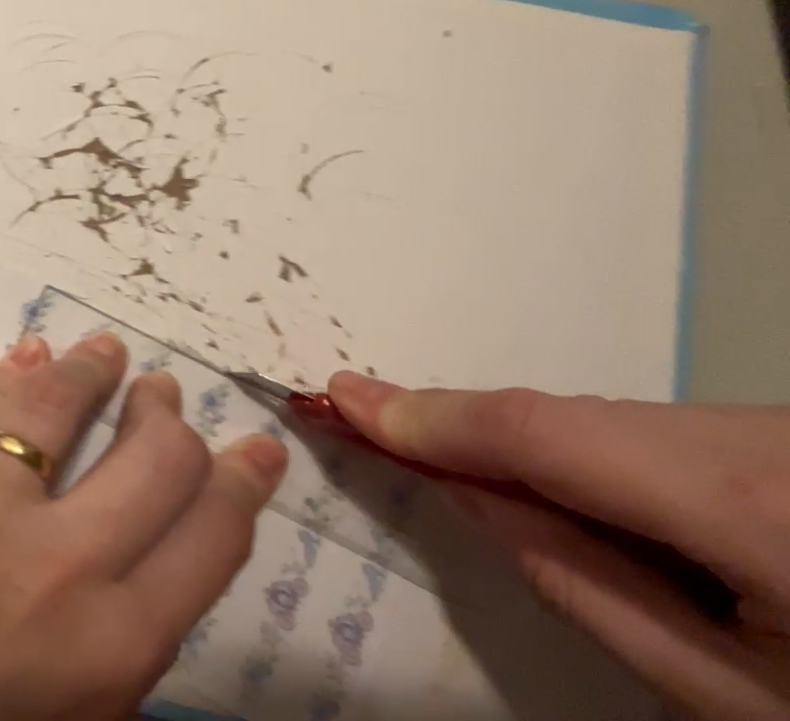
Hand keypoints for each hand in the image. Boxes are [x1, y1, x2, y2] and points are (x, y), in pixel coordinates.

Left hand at [0, 334, 287, 720]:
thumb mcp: (88, 701)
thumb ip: (135, 619)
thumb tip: (159, 529)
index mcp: (117, 636)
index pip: (210, 534)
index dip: (242, 483)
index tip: (255, 450)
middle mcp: (60, 559)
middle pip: (152, 459)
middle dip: (168, 420)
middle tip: (164, 396)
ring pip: (56, 409)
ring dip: (91, 372)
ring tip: (107, 353)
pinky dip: (13, 377)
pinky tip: (33, 356)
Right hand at [326, 372, 789, 719]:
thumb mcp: (725, 691)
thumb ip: (576, 579)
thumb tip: (461, 491)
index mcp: (754, 507)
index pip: (542, 434)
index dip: (431, 415)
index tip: (342, 398)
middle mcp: (773, 438)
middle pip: (580, 421)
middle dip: (480, 438)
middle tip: (387, 439)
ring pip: (625, 421)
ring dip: (550, 454)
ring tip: (517, 501)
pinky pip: (673, 431)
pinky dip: (613, 457)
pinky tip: (625, 511)